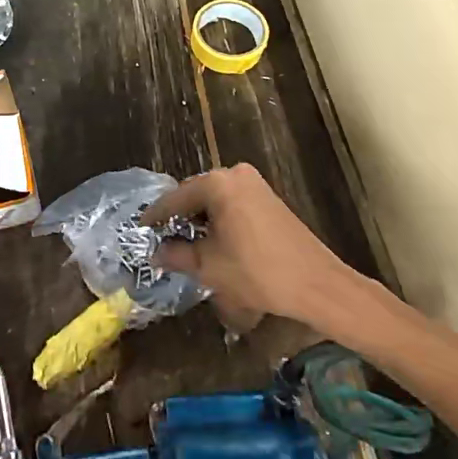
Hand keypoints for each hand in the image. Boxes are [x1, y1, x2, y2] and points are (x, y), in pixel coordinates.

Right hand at [144, 163, 375, 329]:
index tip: (141, 229)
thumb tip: (156, 253)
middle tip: (162, 238)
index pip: (175, 198)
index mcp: (217, 183)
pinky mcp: (268, 196)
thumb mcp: (209, 267)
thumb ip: (176, 255)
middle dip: (179, 217)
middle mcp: (235, 174)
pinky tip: (214, 241)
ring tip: (186, 243)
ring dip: (199, 219)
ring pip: (214, 199)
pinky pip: (232, 202)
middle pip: (195, 194)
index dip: (156, 216)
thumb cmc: (257, 273)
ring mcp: (254, 183)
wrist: (316, 285)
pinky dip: (219, 218)